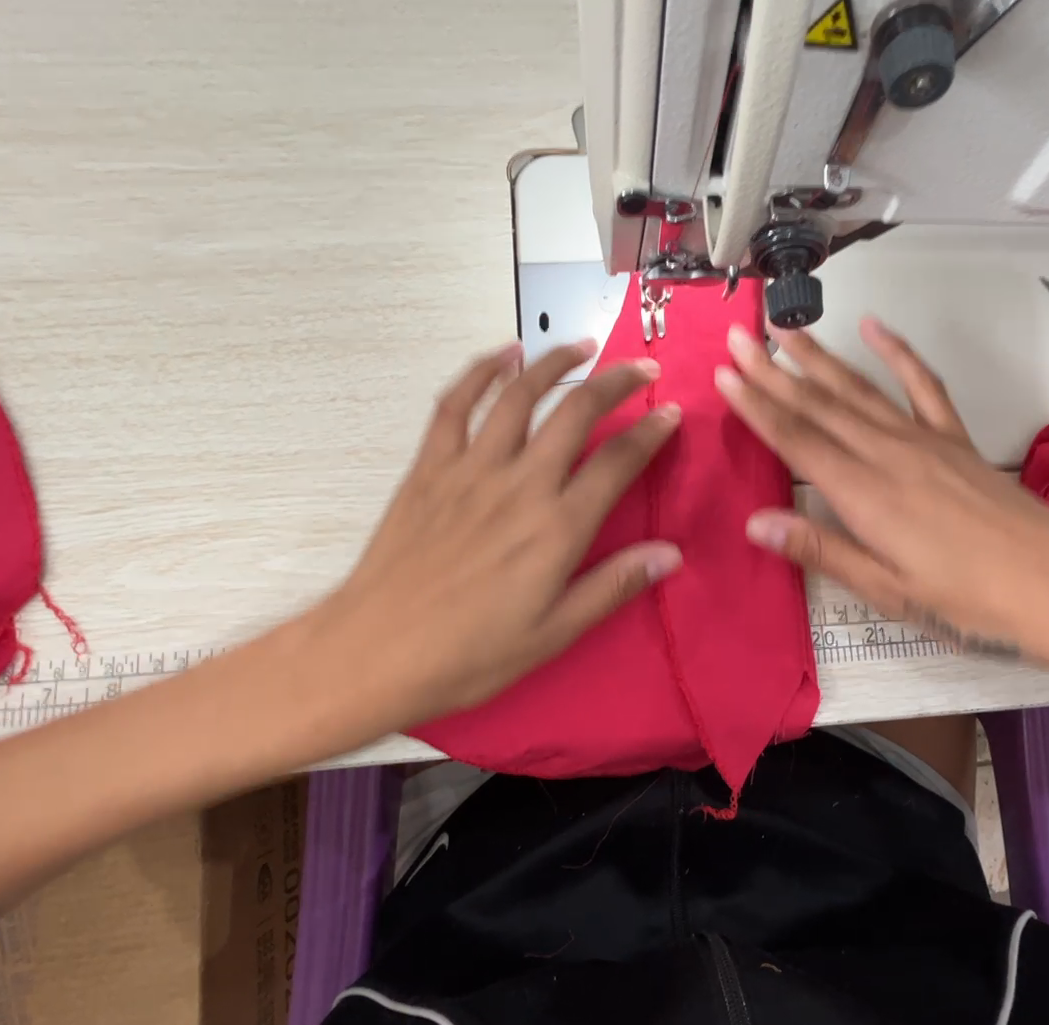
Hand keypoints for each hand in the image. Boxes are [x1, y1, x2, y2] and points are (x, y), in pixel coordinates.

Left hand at [306, 340, 681, 732]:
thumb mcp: (554, 634)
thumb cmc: (471, 654)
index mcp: (558, 528)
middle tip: (641, 370)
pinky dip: (481, 371)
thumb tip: (669, 554)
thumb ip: (612, 586)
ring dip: (555, 362)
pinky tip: (503, 355)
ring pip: (519, 395)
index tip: (670, 414)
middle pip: (577, 412)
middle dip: (617, 383)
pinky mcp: (429, 467)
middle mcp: (520, 484)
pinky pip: (455, 404)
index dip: (651, 433)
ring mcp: (470, 469)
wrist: (377, 651)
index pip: (618, 462)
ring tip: (582, 347)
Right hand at [715, 320, 1048, 664]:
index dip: (757, 406)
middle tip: (738, 337)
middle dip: (774, 371)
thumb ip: (822, 550)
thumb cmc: (967, 603)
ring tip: (784, 328)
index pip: (798, 441)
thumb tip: (755, 522)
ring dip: (818, 357)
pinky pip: (923, 385)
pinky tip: (874, 327)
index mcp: (866, 496)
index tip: (725, 374)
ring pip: (860, 390)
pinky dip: (898, 353)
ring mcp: (926, 441)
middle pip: (821, 406)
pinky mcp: (957, 439)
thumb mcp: (889, 592)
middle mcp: (890, 455)